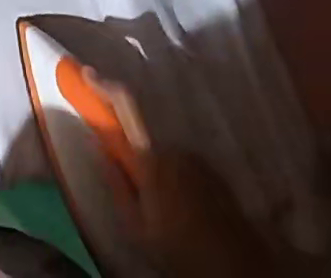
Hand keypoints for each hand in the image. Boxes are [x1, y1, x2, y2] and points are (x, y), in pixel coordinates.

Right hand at [83, 67, 286, 277]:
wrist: (244, 274)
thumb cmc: (182, 251)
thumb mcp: (137, 227)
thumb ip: (115, 182)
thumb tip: (95, 144)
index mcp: (153, 156)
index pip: (127, 105)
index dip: (104, 85)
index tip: (86, 73)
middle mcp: (177, 148)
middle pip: (143, 133)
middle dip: (131, 148)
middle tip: (130, 180)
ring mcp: (199, 160)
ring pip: (163, 151)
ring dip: (153, 165)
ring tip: (158, 203)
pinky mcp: (215, 174)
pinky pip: (182, 164)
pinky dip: (172, 176)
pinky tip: (178, 207)